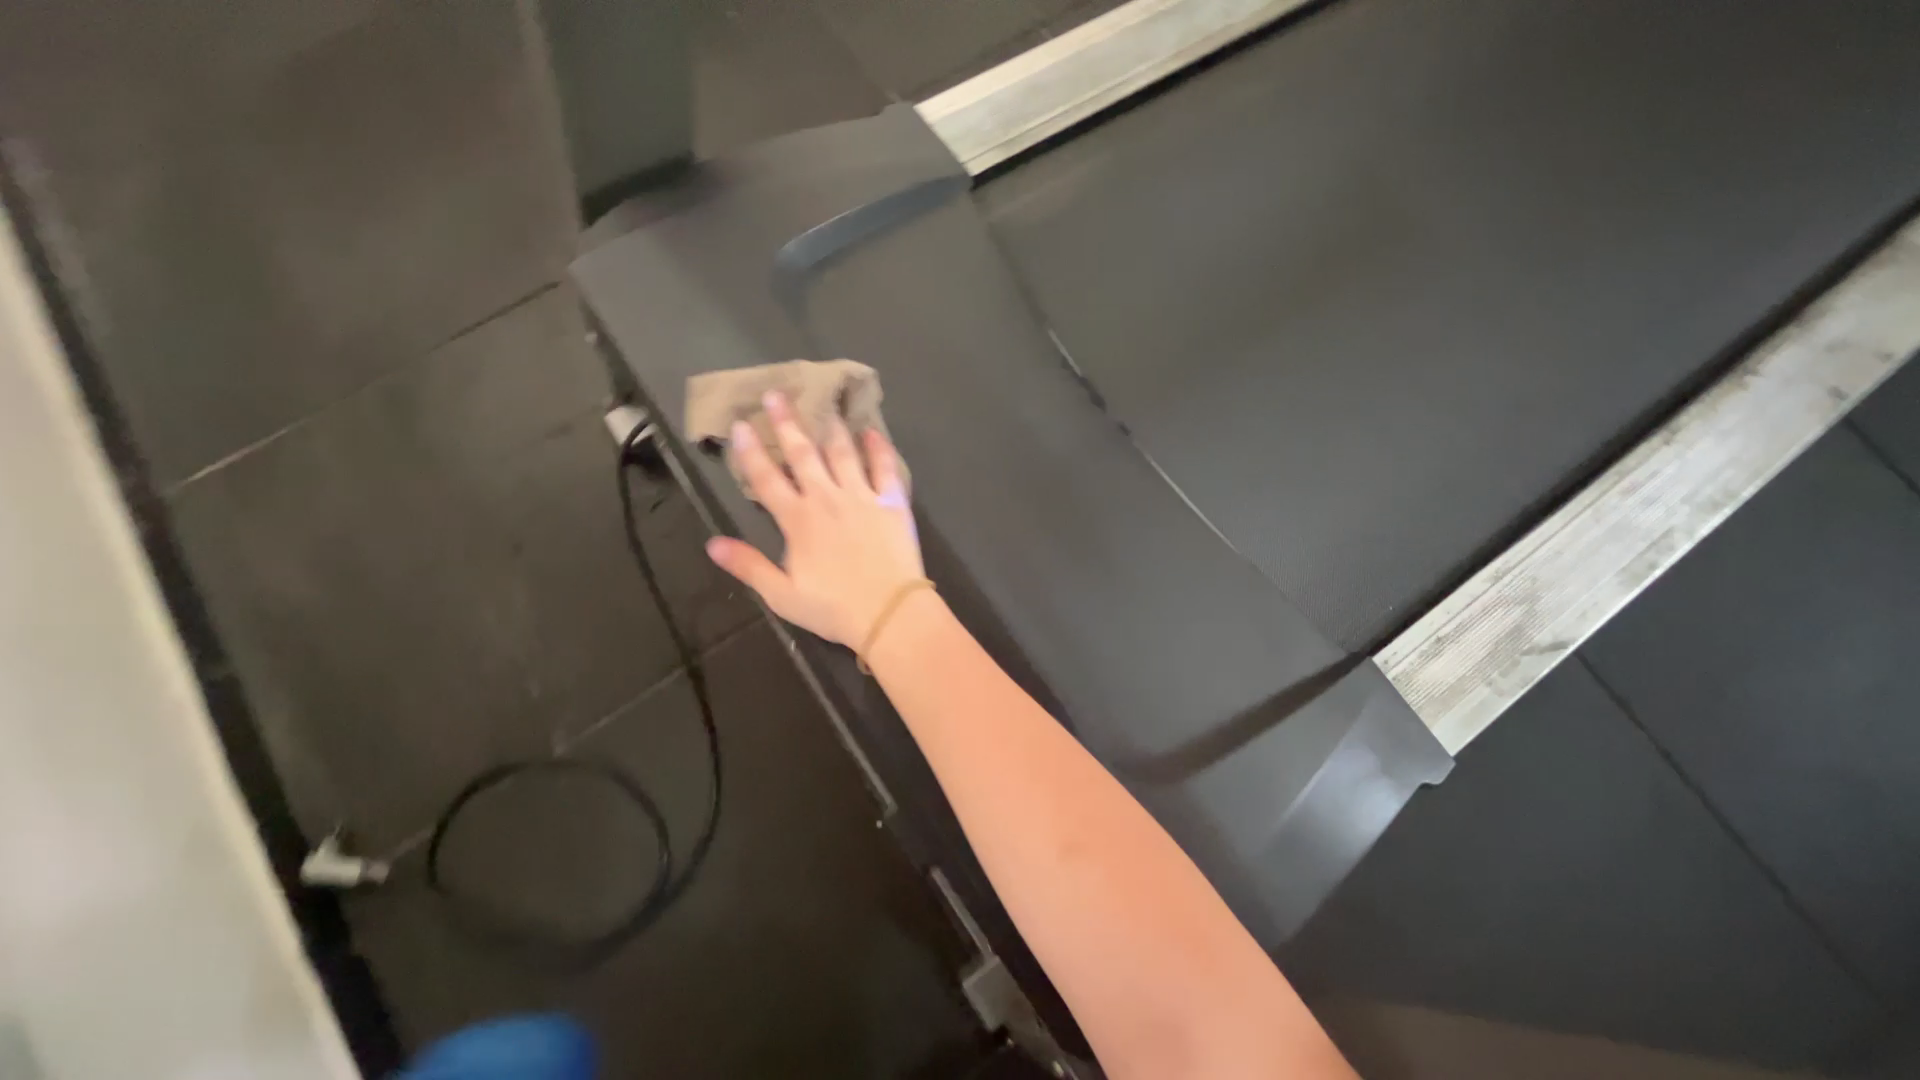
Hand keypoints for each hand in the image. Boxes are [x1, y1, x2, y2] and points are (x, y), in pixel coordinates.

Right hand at [705, 391, 925, 647]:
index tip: (740, 424)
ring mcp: (862, 496)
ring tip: (823, 404)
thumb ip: (748, 565)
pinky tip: (871, 431)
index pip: (766, 479)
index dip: (751, 451)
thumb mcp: (782, 594)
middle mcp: (827, 499)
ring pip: (842, 452)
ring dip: (830, 427)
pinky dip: (877, 447)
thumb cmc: (834, 608)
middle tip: (776, 394)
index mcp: (798, 521)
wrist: (890, 612)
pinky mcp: (893, 502)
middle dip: (787, 423)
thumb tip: (712, 543)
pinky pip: (885, 467)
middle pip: (803, 454)